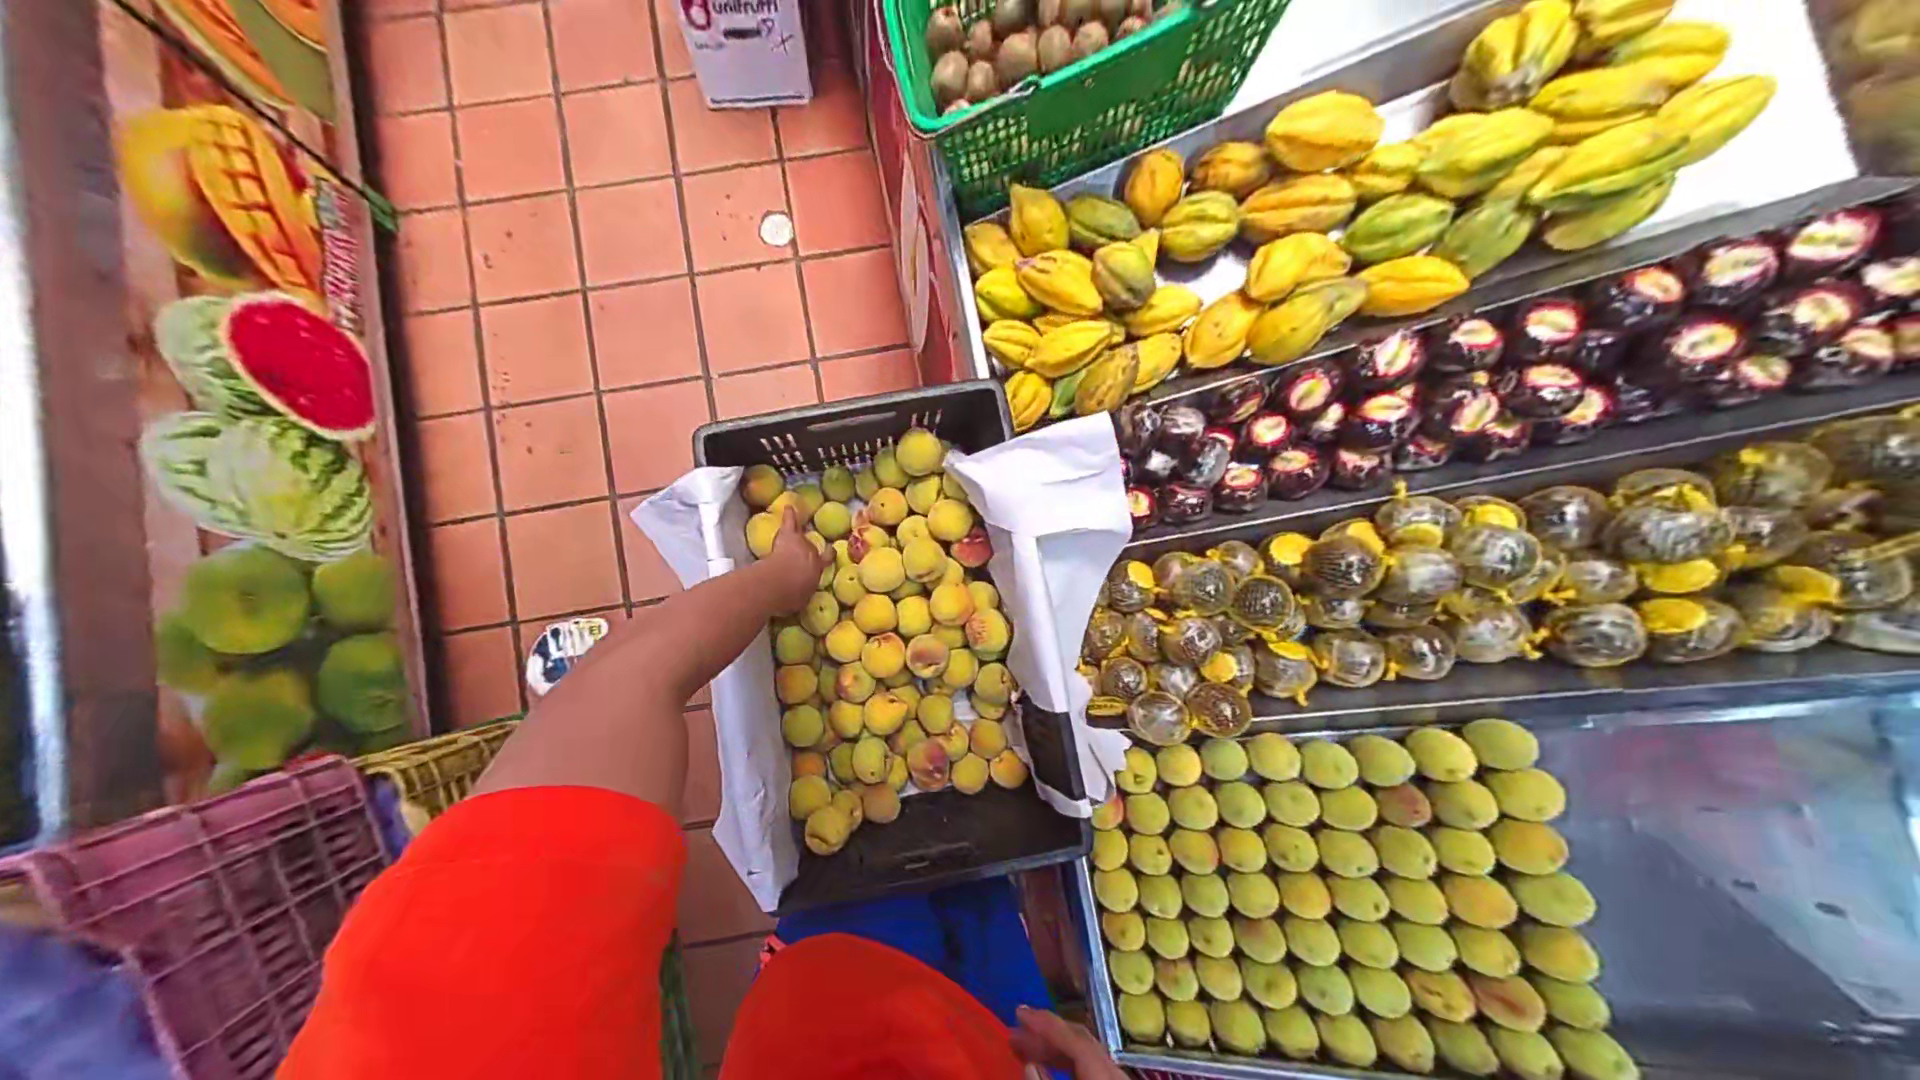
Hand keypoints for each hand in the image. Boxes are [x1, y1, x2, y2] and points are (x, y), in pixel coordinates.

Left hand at [761, 505, 830, 613]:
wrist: (780, 582)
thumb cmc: (790, 596)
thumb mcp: (800, 599)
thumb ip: (801, 594)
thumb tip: (798, 597)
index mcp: (817, 570)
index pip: (826, 560)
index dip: (827, 556)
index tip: (830, 551)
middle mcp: (812, 554)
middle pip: (811, 549)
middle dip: (807, 550)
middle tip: (802, 551)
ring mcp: (801, 543)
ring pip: (800, 536)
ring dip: (797, 534)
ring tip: (797, 523)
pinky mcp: (788, 536)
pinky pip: (790, 522)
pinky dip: (789, 514)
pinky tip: (789, 506)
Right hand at [1010, 1006, 1124, 1079]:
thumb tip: (1028, 1064)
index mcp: (1107, 1074)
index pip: (1077, 1040)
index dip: (1047, 1023)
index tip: (1019, 1011)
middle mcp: (1116, 1072)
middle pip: (1082, 1042)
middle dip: (1047, 1033)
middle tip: (1016, 1030)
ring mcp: (1117, 1078)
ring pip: (1086, 1054)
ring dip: (1054, 1048)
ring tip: (1025, 1047)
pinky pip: (1090, 1068)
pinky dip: (1067, 1063)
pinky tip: (1047, 1064)